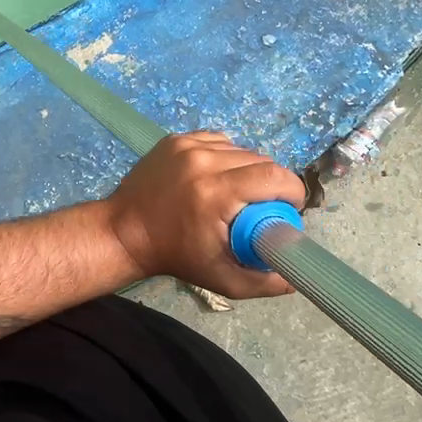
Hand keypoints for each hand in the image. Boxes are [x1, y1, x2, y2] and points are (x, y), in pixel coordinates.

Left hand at [103, 131, 306, 298]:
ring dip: (248, 168)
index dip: (292, 192)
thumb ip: (265, 282)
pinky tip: (219, 175)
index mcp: (215, 193)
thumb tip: (296, 275)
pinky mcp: (174, 139)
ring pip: (239, 148)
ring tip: (238, 192)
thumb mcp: (224, 280)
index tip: (288, 210)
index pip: (274, 176)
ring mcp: (185, 146)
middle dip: (271, 184)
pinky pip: (216, 141)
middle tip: (262, 207)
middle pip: (259, 161)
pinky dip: (226, 155)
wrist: (125, 230)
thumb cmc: (175, 256)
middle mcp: (202, 161)